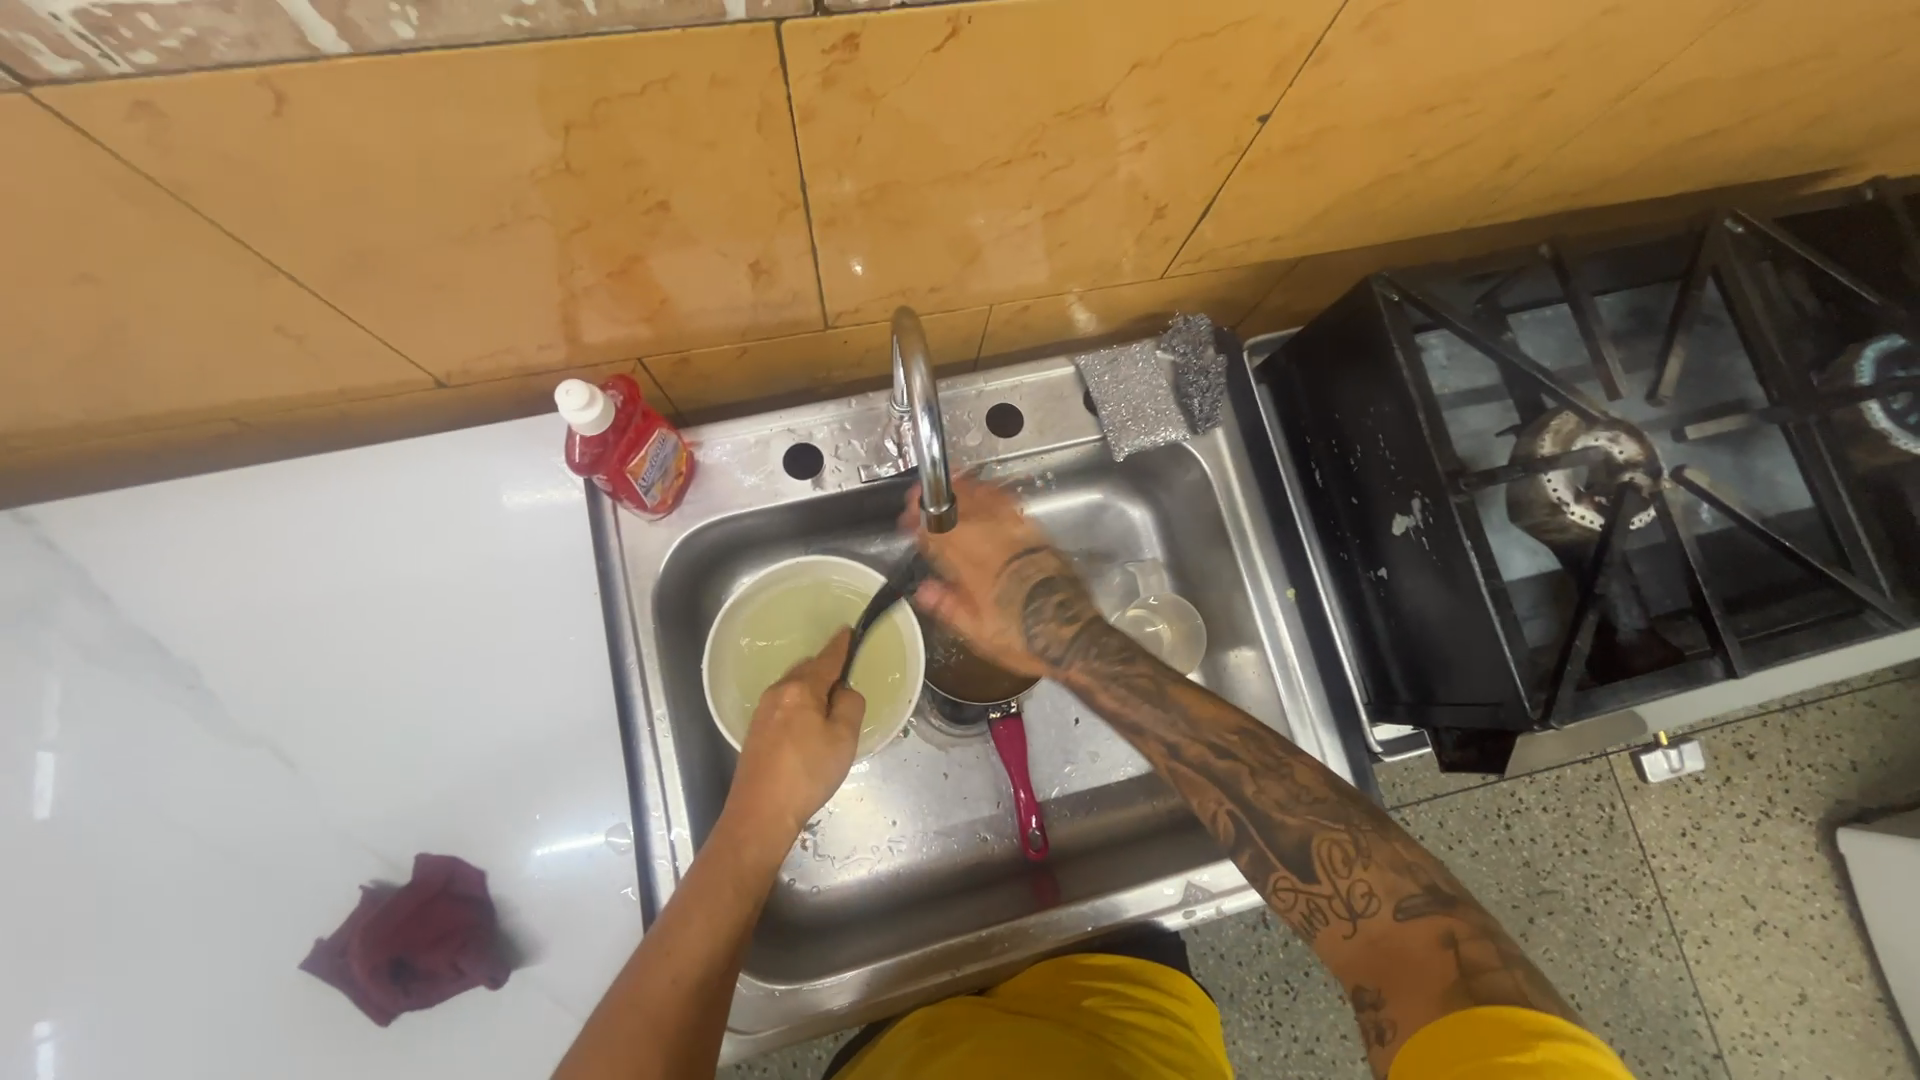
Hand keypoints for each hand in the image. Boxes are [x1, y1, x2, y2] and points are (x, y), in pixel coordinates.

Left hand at [727, 629, 865, 837]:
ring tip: (830, 710)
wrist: (760, 813)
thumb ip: (850, 705)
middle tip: (846, 684)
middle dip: (826, 670)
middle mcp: (778, 692)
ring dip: (812, 691)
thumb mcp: (844, 738)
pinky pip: (784, 706)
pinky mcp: (756, 731)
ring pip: (794, 689)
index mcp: (801, 689)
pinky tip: (808, 728)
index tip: (849, 631)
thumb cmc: (807, 773)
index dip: (841, 645)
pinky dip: (800, 707)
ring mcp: (762, 712)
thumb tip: (843, 691)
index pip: (827, 658)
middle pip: (807, 671)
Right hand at [902, 475, 1102, 680]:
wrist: (1072, 638)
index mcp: (976, 572)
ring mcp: (1020, 538)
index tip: (907, 522)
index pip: (940, 536)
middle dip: (935, 502)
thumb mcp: (979, 634)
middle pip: (960, 512)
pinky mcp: (1039, 537)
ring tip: (947, 483)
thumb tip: (924, 590)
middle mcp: (997, 548)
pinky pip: (1012, 507)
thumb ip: (949, 607)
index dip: (920, 525)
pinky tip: (987, 490)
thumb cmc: (1025, 640)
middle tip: (918, 498)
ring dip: (963, 491)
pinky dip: (994, 494)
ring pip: (986, 503)